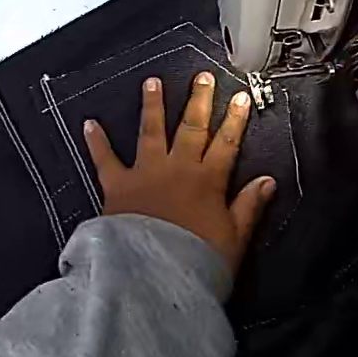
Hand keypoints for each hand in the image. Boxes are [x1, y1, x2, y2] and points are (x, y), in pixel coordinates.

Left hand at [85, 72, 276, 272]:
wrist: (150, 279)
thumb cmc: (197, 263)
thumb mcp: (234, 239)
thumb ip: (249, 207)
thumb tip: (268, 180)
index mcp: (207, 181)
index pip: (227, 143)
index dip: (235, 119)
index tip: (240, 96)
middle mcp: (177, 168)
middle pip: (191, 128)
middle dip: (199, 100)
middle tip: (202, 76)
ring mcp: (146, 173)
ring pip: (151, 132)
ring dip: (152, 105)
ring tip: (152, 81)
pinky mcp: (117, 186)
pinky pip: (105, 160)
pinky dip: (97, 142)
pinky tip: (89, 123)